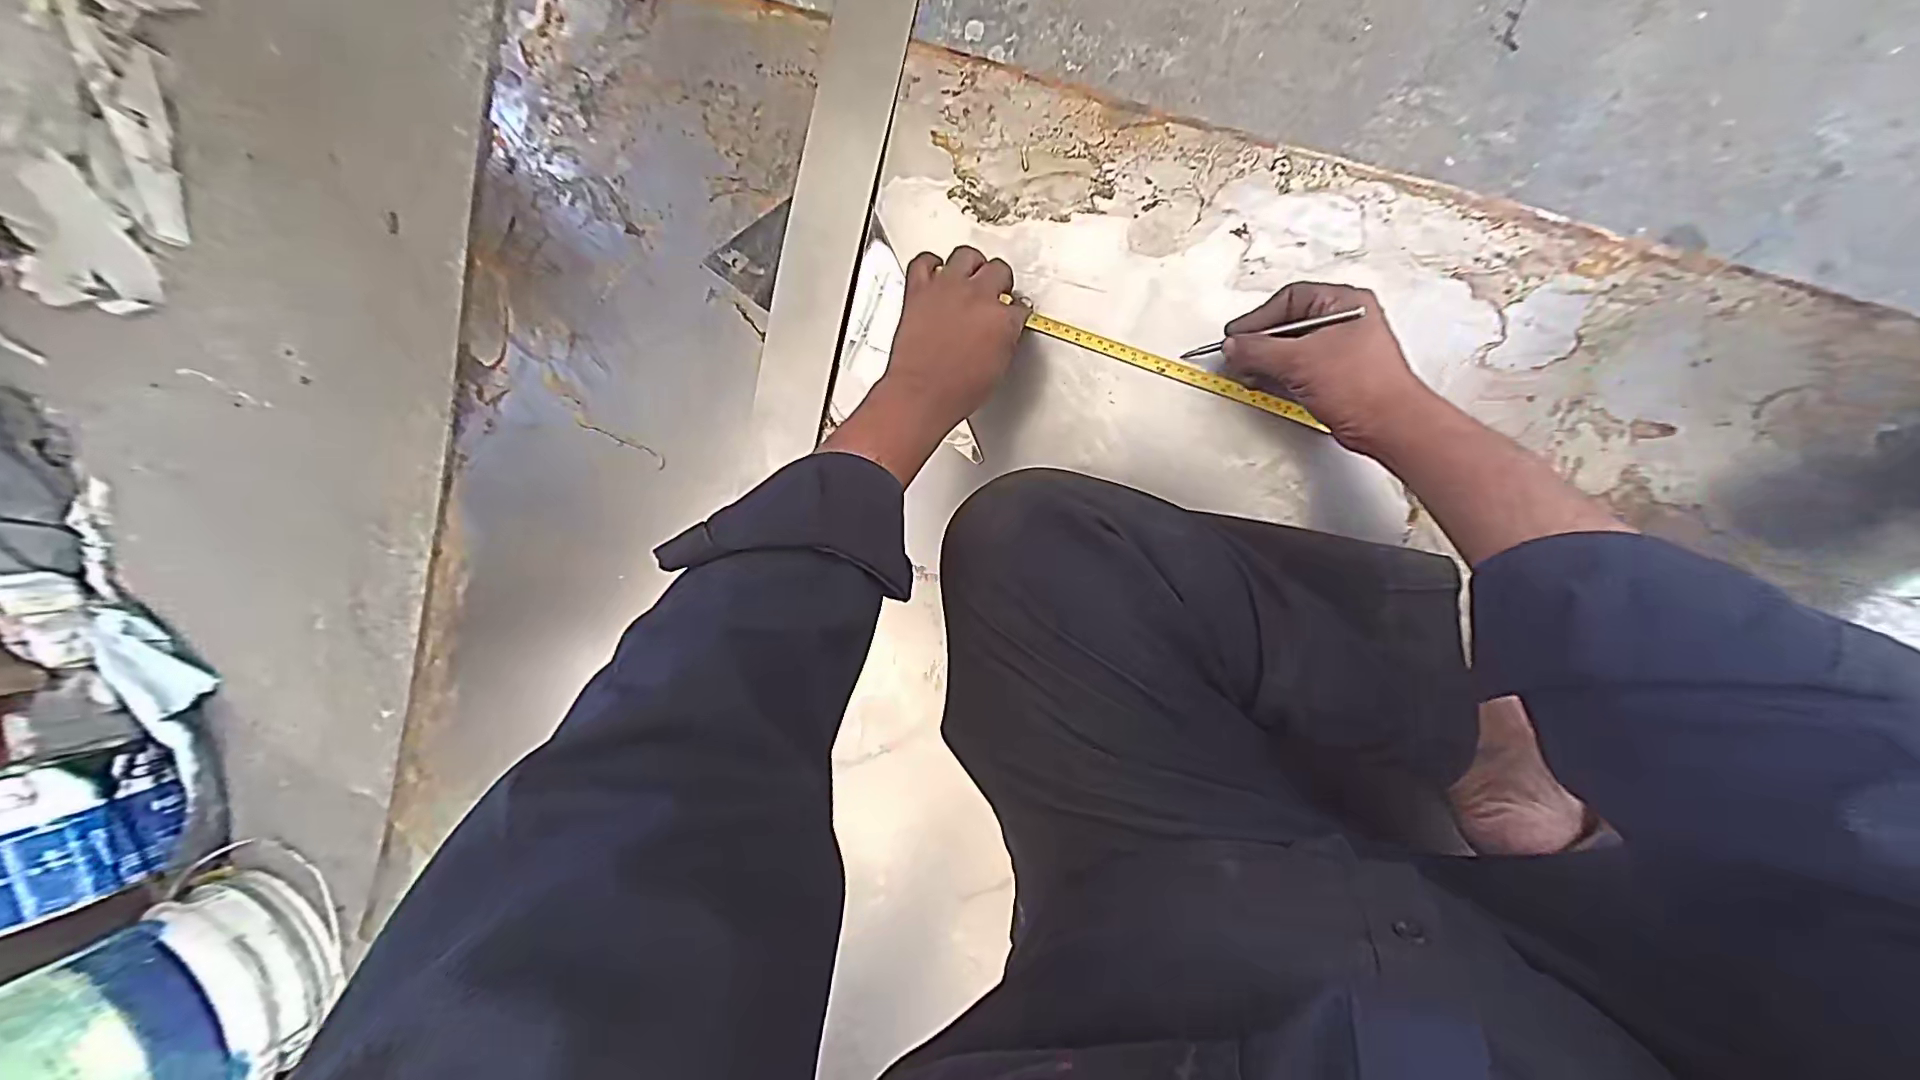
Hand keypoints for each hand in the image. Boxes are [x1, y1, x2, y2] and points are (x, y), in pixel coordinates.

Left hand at [881, 246, 1027, 430]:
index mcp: (1003, 319)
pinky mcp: (919, 290)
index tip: (1012, 313)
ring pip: (966, 255)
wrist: (922, 394)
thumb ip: (1005, 340)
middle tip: (996, 288)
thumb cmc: (955, 389)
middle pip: (998, 270)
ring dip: (971, 264)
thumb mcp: (998, 368)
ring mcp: (947, 288)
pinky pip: (923, 262)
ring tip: (970, 273)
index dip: (1016, 309)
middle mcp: (978, 296)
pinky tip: (934, 271)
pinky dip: (929, 263)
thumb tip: (1004, 332)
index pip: (1019, 305)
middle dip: (1000, 279)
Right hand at [1219, 282, 1443, 456]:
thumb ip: (1257, 350)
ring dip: (1265, 362)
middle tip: (1239, 356)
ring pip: (1290, 349)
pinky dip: (1277, 375)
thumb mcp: (1297, 360)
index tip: (1236, 336)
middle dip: (1258, 342)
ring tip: (1249, 372)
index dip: (1258, 318)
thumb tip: (1234, 346)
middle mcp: (1345, 322)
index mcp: (1345, 303)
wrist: (1387, 424)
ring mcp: (1339, 350)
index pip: (1289, 299)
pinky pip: (1296, 368)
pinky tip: (1266, 384)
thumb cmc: (1364, 386)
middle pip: (1287, 324)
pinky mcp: (1334, 376)